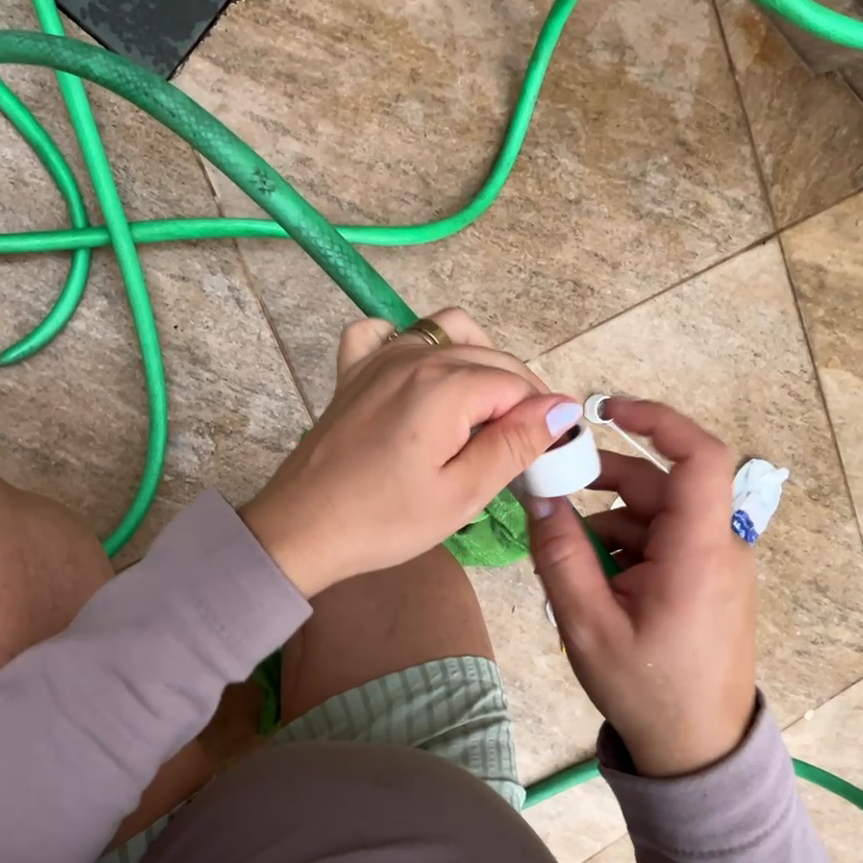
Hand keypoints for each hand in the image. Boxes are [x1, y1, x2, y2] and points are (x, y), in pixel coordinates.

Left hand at [243, 308, 578, 596]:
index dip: (541, 417)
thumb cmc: (383, 521)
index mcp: (444, 385)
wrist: (301, 529)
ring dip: (475, 361)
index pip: (517, 383)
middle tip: (518, 445)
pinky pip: (383, 334)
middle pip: (488, 356)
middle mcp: (412, 357)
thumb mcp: (461, 494)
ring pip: (445, 332)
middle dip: (516, 394)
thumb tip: (561, 408)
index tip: (545, 453)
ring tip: (479, 411)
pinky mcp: (351, 373)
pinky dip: (408, 344)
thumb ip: (514, 444)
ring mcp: (376, 359)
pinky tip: (417, 378)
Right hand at [524, 398, 756, 777]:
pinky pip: (661, 542)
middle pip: (659, 485)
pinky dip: (622, 547)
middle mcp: (718, 547)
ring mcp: (715, 565)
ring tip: (568, 564)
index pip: (699, 457)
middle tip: (549, 494)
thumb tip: (538, 494)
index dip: (656, 419)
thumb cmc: (646, 689)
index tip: (604, 408)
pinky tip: (593, 582)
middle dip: (602, 482)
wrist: (698, 753)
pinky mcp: (707, 582)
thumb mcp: (585, 623)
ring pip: (655, 515)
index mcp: (700, 551)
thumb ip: (559, 553)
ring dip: (606, 523)